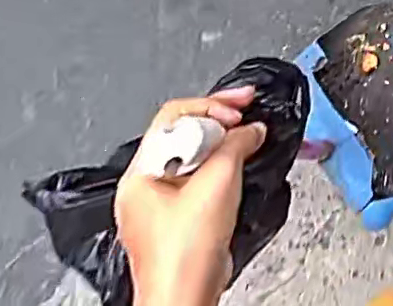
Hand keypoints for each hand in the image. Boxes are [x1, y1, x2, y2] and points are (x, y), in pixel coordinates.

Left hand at [116, 88, 267, 305]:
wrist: (187, 305)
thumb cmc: (186, 255)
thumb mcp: (219, 181)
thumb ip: (237, 143)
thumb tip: (252, 129)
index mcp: (140, 174)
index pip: (174, 117)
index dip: (209, 107)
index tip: (238, 109)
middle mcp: (144, 188)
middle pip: (182, 135)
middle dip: (217, 122)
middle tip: (245, 112)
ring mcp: (159, 207)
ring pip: (192, 158)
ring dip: (222, 145)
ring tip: (246, 138)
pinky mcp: (177, 223)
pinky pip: (197, 181)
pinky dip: (220, 169)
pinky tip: (238, 167)